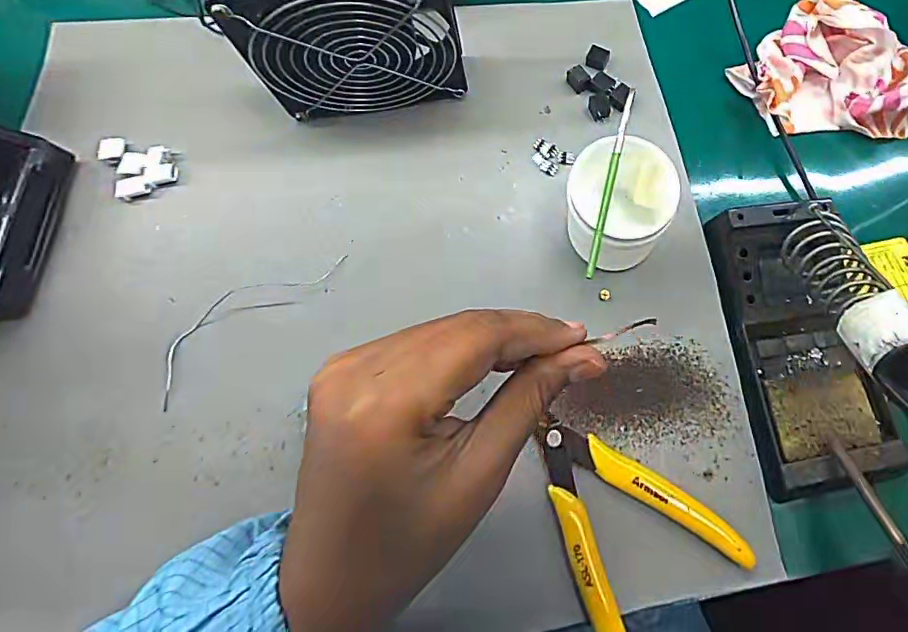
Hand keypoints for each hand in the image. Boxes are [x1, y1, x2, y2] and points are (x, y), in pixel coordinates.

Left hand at [277, 310, 606, 630]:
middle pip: (459, 326)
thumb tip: (579, 357)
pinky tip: (489, 356)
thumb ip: (529, 400)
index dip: (535, 330)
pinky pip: (418, 340)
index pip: (476, 337)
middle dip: (520, 331)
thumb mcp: (479, 475)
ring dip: (492, 335)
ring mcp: (345, 365)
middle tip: (570, 346)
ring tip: (538, 352)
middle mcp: (357, 371)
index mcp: (386, 404)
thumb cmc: (405, 545)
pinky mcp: (344, 367)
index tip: (580, 339)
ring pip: (441, 328)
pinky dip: (460, 344)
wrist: (327, 582)